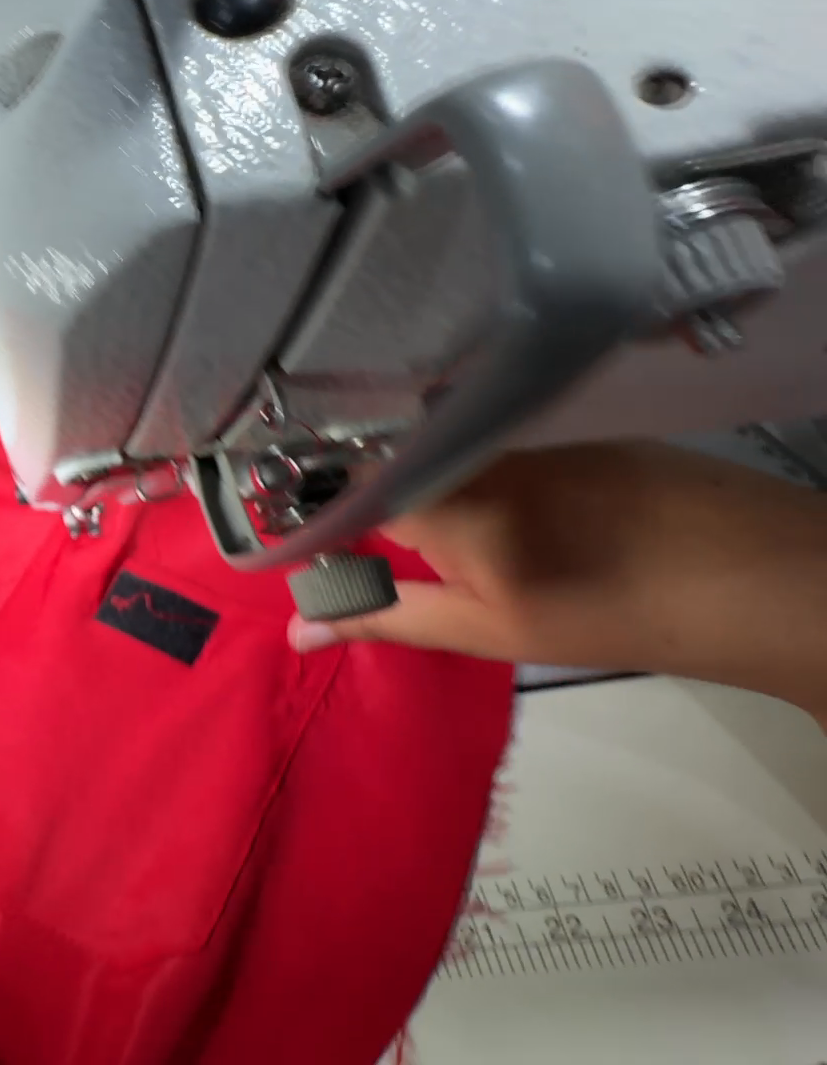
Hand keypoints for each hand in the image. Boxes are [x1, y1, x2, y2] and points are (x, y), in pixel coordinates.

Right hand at [286, 442, 826, 718]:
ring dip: (425, 495)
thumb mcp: (479, 628)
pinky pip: (494, 450)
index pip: (337, 491)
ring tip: (464, 545)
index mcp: (438, 497)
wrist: (767, 582)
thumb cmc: (603, 614)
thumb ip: (379, 617)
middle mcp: (471, 451)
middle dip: (369, 510)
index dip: (316, 522)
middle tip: (390, 558)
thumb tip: (297, 630)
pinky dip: (479, 481)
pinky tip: (528, 520)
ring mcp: (525, 437)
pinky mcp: (571, 434)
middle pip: (385, 468)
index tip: (322, 559)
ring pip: (439, 458)